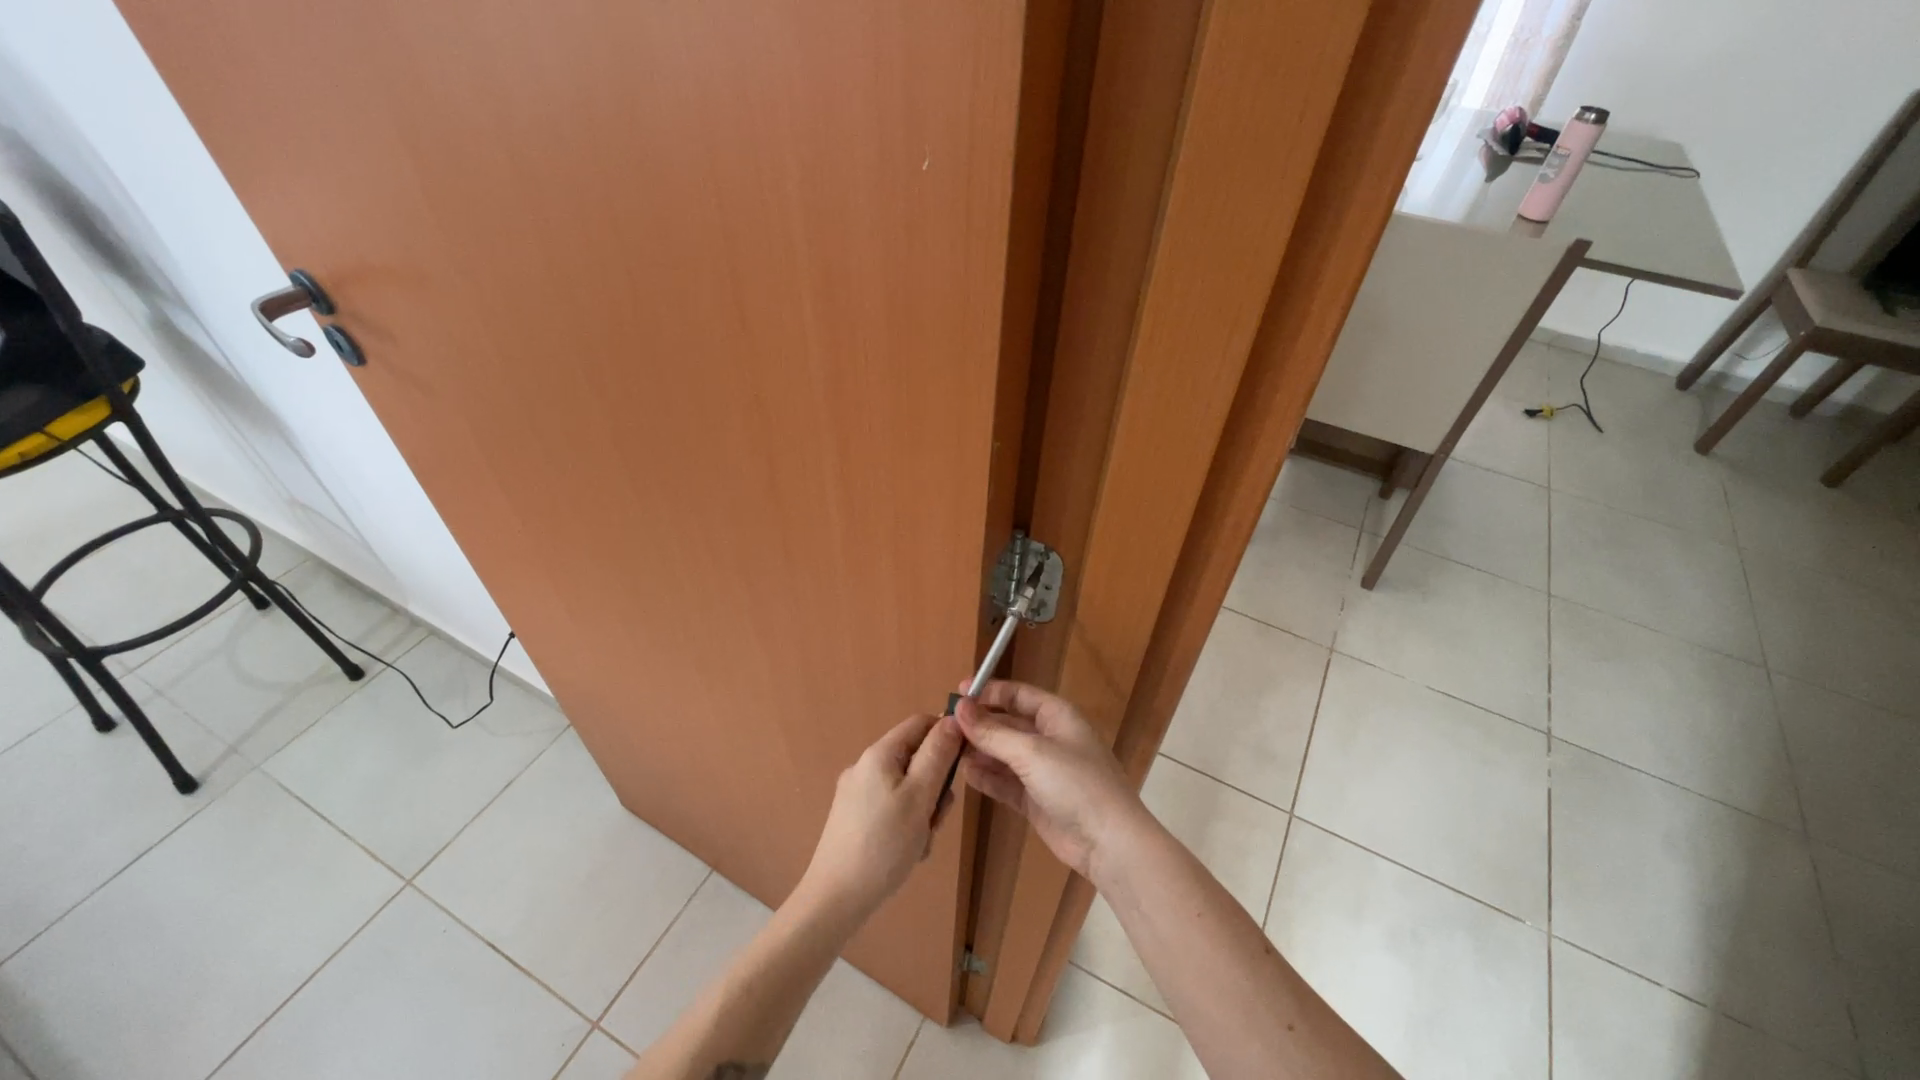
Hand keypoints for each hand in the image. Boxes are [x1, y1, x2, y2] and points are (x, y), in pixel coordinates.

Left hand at [798, 713, 962, 918]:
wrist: (837, 898)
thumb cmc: (884, 844)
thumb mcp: (919, 796)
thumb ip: (938, 755)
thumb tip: (953, 719)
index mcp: (879, 754)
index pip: (920, 723)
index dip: (947, 735)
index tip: (965, 764)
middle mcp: (865, 767)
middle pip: (916, 758)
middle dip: (935, 785)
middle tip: (937, 817)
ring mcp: (858, 794)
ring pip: (908, 788)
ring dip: (924, 810)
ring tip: (921, 840)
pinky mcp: (856, 819)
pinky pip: (894, 809)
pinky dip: (908, 825)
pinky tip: (908, 851)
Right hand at [954, 681, 1150, 881]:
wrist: (1109, 842)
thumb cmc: (1076, 784)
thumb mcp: (1032, 752)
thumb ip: (993, 732)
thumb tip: (960, 708)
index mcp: (1057, 717)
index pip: (1018, 695)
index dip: (990, 692)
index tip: (957, 694)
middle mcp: (1050, 739)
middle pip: (1008, 725)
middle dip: (979, 725)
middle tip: (944, 729)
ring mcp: (1043, 771)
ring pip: (1004, 755)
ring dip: (980, 752)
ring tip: (948, 752)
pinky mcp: (1036, 800)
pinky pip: (1005, 782)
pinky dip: (987, 778)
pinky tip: (965, 775)